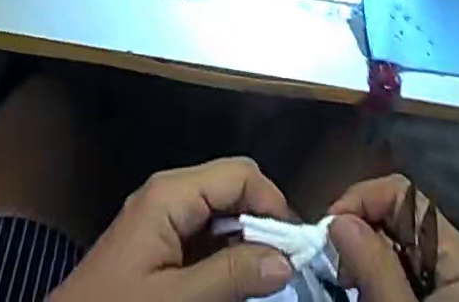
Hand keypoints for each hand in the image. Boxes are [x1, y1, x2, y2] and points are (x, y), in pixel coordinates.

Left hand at [51, 157, 298, 301]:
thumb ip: (231, 276)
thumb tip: (287, 258)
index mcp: (171, 192)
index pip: (241, 174)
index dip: (273, 205)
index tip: (298, 250)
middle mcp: (170, 192)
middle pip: (234, 186)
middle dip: (263, 220)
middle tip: (284, 267)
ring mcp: (164, 216)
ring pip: (224, 211)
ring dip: (248, 240)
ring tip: (265, 278)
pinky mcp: (161, 241)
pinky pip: (207, 234)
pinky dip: (228, 254)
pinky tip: (237, 284)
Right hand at [327, 174, 458, 300]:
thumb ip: (376, 268)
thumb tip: (337, 219)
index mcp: (458, 250)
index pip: (402, 193)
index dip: (361, 199)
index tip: (328, 229)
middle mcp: (455, 256)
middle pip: (397, 218)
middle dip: (360, 231)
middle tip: (335, 269)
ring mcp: (450, 281)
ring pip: (395, 246)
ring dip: (365, 257)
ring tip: (348, 286)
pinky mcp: (441, 299)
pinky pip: (402, 272)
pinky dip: (378, 278)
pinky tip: (366, 294)